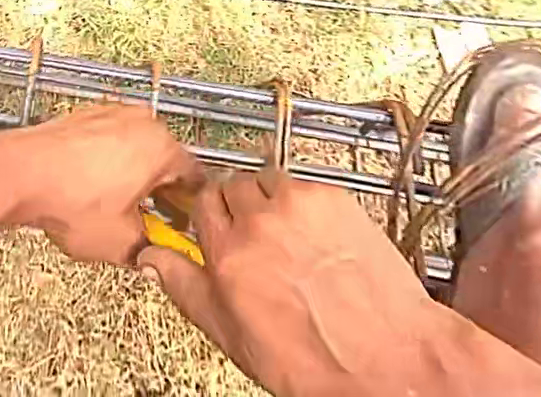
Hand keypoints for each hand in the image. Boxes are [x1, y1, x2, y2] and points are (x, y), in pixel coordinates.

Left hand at [0, 104, 202, 264]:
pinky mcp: (87, 113)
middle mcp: (141, 120)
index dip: (190, 208)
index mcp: (161, 147)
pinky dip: (113, 159)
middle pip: (166, 158)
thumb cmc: (74, 203)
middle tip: (153, 221)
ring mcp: (112, 112)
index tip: (183, 227)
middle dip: (163, 190)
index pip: (195, 178)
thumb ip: (149, 249)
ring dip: (137, 174)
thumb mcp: (121, 243)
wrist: (22, 172)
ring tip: (121, 205)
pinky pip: (113, 138)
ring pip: (138, 147)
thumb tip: (153, 255)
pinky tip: (96, 185)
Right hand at [137, 168, 540, 396]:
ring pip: (264, 180)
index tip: (224, 223)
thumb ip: (185, 288)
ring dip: (271, 199)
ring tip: (292, 234)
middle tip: (261, 233)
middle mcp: (255, 222)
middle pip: (231, 185)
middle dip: (241, 206)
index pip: (202, 201)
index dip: (214, 214)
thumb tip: (147, 256)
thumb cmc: (312, 360)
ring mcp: (294, 205)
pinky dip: (305, 203)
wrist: (393, 361)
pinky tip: (321, 236)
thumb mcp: (234, 337)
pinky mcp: (329, 195)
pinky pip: (301, 184)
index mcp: (227, 255)